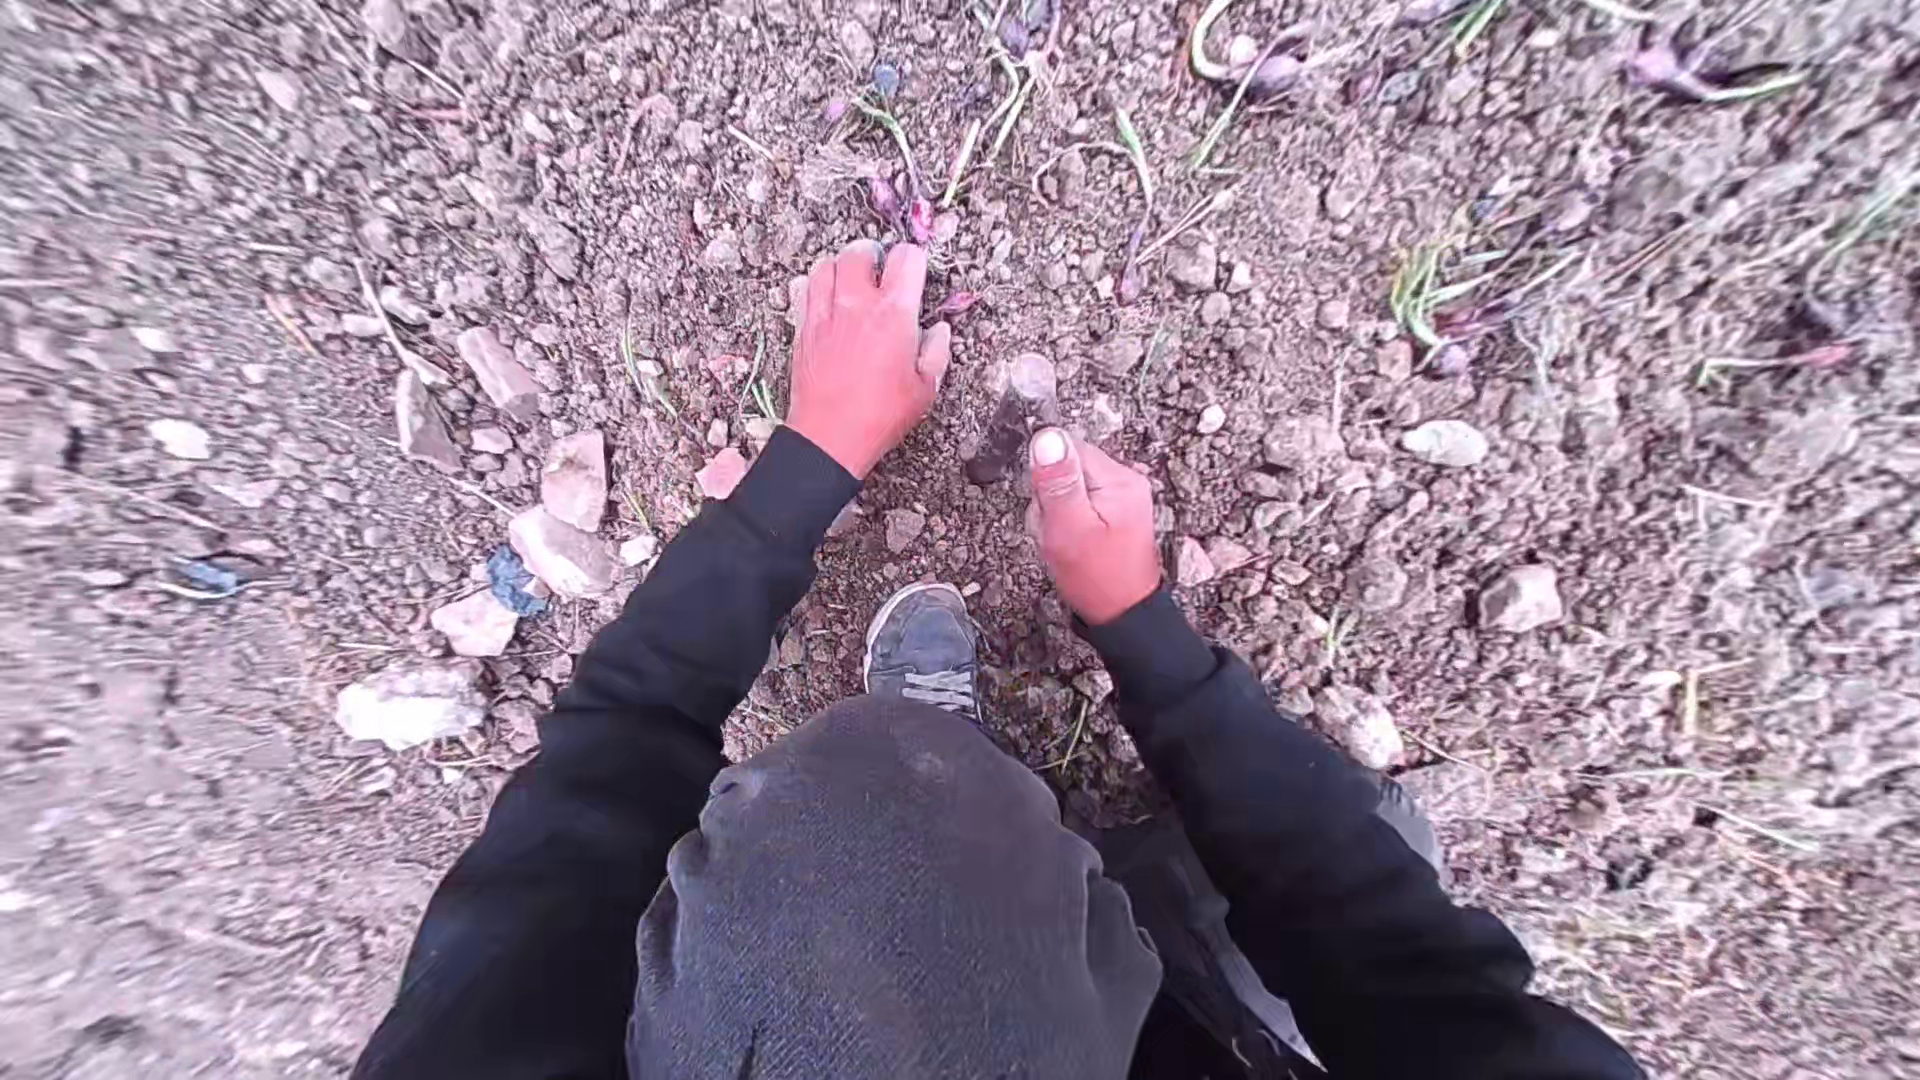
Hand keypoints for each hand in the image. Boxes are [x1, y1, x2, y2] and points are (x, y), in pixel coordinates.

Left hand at [785, 240, 951, 478]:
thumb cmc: (879, 416)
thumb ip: (936, 353)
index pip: (906, 260)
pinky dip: (815, 286)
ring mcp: (825, 315)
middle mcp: (856, 305)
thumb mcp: (924, 390)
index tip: (915, 271)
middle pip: (860, 252)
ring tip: (851, 281)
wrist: (831, 436)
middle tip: (880, 270)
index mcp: (894, 315)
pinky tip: (826, 300)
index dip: (914, 261)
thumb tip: (939, 331)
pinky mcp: (803, 330)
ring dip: (841, 266)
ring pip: (826, 265)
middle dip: (873, 256)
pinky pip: (803, 289)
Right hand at [1027, 429, 1161, 624]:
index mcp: (1118, 479)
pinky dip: (1064, 523)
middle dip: (1049, 499)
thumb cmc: (1098, 578)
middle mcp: (1124, 481)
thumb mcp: (1070, 528)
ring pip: (1065, 487)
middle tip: (1057, 529)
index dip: (1045, 477)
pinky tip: (1070, 542)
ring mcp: (1119, 497)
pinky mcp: (1112, 511)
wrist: (1122, 614)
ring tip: (1064, 540)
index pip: (1066, 449)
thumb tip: (1046, 437)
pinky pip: (1074, 504)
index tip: (1047, 505)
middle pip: (1065, 468)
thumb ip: (1057, 482)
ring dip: (1054, 514)